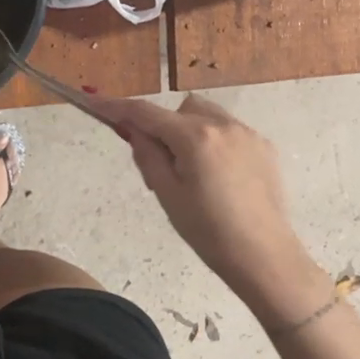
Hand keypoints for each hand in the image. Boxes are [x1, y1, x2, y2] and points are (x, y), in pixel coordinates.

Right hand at [95, 95, 330, 326]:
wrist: (263, 255)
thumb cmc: (207, 230)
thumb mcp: (166, 194)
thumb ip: (147, 155)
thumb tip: (135, 130)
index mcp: (195, 138)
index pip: (146, 113)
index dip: (117, 107)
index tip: (95, 103)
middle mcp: (224, 126)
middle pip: (180, 109)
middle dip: (164, 127)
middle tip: (161, 166)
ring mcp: (248, 134)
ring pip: (206, 116)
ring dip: (189, 132)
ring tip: (192, 172)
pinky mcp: (264, 148)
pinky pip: (229, 132)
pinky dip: (213, 143)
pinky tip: (218, 179)